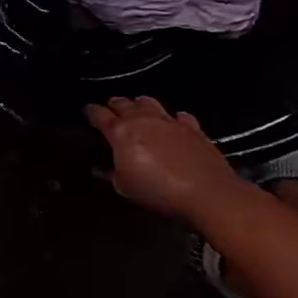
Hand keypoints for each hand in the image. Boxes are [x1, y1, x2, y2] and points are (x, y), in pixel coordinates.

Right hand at [84, 96, 243, 217]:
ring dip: (140, 105)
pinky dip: (173, 118)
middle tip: (110, 113)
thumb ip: (110, 173)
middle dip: (113, 105)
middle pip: (122, 102)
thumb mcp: (124, 187)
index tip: (87, 114)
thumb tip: (103, 168)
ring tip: (138, 113)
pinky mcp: (194, 129)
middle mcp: (143, 120)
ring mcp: (170, 122)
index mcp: (120, 131)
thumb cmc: (160, 191)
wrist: (210, 196)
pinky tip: (172, 126)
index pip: (98, 113)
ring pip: (148, 101)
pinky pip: (180, 115)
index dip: (90, 112)